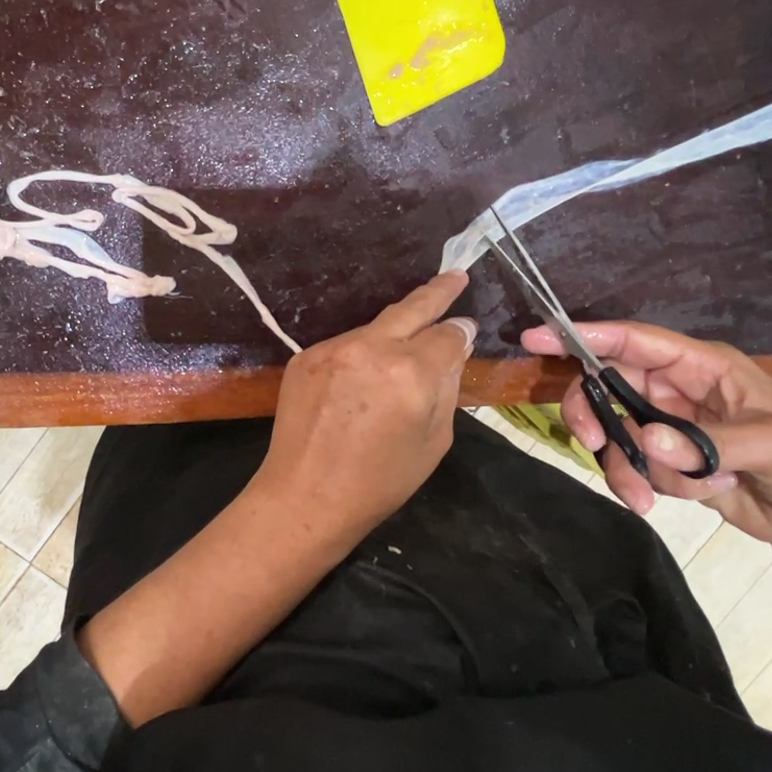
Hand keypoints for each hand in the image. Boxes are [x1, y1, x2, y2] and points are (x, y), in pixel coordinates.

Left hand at [248, 271, 476, 536]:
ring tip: (400, 358)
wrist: (305, 495)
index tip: (466, 330)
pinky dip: (359, 357)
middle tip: (454, 276)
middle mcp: (372, 349)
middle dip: (437, 291)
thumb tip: (453, 349)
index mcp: (412, 373)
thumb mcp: (434, 441)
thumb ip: (446, 387)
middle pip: (411, 308)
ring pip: (374, 329)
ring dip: (392, 336)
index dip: (460, 334)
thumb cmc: (380, 481)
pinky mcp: (305, 356)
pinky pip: (345, 347)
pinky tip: (359, 384)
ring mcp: (333, 349)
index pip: (448, 334)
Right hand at [520, 321, 771, 548]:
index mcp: (701, 366)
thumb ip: (710, 443)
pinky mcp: (662, 461)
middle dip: (592, 414)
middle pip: (605, 386)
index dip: (586, 335)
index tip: (537, 336)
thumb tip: (646, 442)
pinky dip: (635, 484)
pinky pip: (625, 465)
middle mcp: (674, 390)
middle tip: (589, 440)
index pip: (634, 341)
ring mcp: (665, 426)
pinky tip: (663, 503)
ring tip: (647, 498)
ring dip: (620, 464)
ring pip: (610, 432)